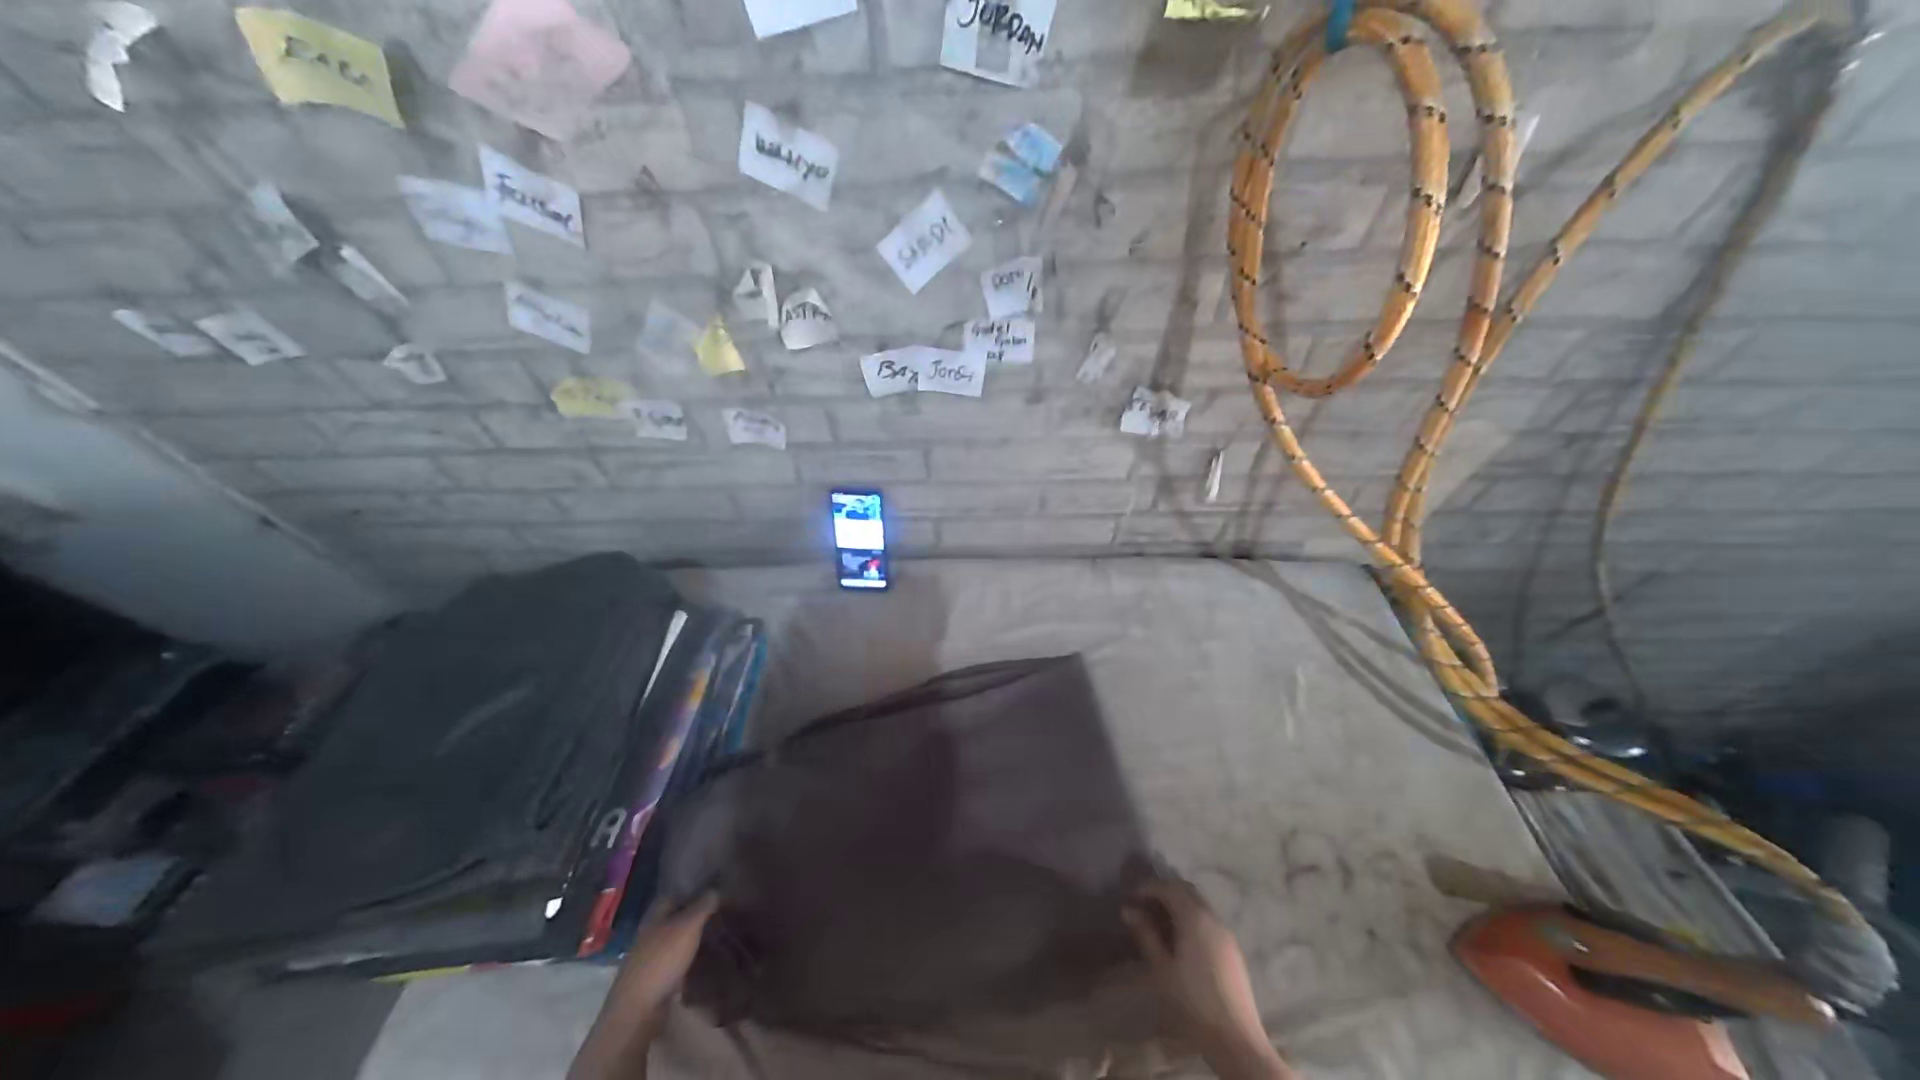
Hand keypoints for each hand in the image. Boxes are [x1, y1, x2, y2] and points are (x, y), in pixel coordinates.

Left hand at [568, 893, 717, 1079]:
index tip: (717, 890)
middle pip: (677, 917)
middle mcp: (651, 933)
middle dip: (698, 915)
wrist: (638, 1010)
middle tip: (725, 913)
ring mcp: (651, 957)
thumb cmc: (663, 960)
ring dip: (696, 938)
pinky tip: (708, 960)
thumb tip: (716, 889)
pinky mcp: (656, 979)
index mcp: (655, 916)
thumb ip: (703, 905)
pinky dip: (692, 958)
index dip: (695, 890)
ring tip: (721, 935)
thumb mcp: (688, 926)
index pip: (676, 894)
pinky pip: (678, 961)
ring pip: (678, 940)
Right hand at [1121, 878, 1291, 1079]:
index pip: (1169, 888)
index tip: (1130, 898)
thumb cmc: (1192, 1002)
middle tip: (1142, 906)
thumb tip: (1129, 910)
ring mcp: (1226, 934)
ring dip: (1177, 905)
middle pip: (1186, 891)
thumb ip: (1145, 934)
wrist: (1235, 1039)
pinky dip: (1190, 918)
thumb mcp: (1161, 968)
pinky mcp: (1232, 950)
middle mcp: (1213, 918)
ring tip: (1157, 923)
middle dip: (1163, 892)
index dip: (1147, 888)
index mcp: (1195, 918)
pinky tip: (1179, 940)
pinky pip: (1208, 920)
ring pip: (1199, 905)